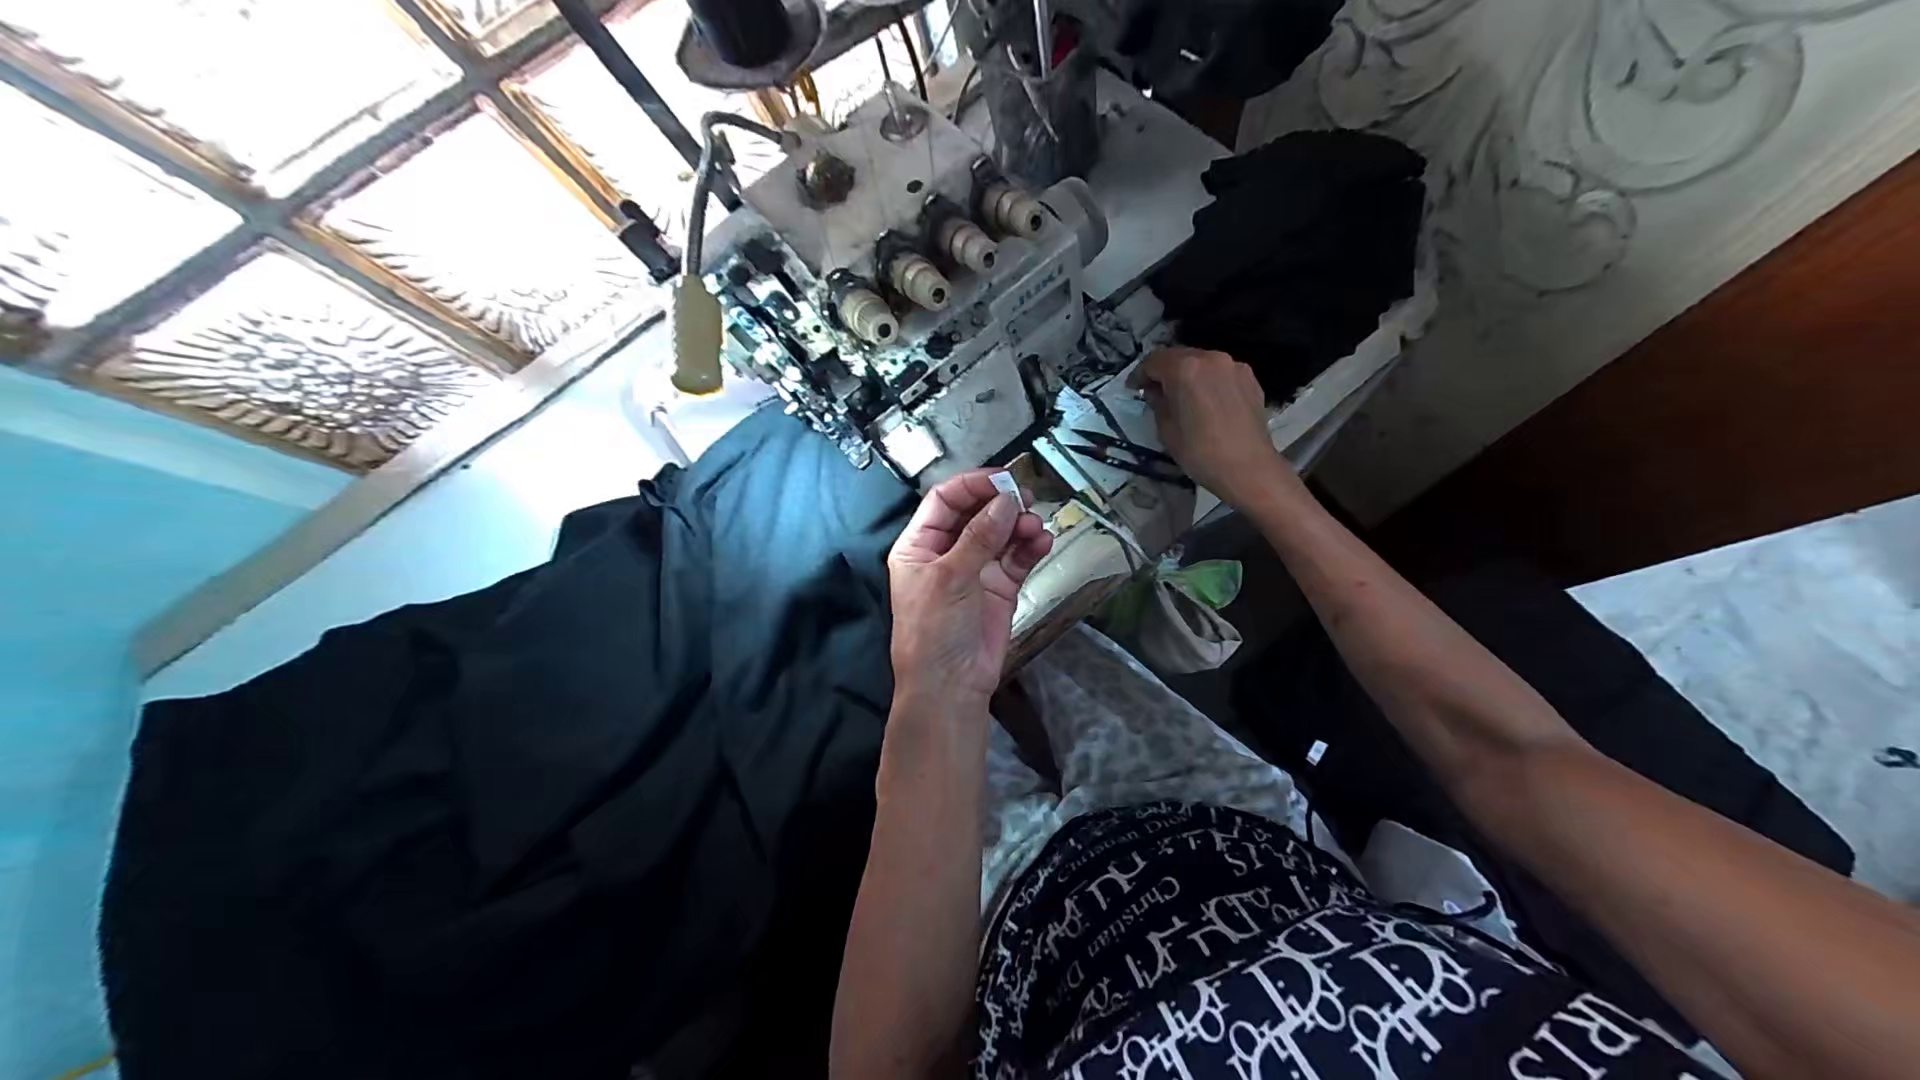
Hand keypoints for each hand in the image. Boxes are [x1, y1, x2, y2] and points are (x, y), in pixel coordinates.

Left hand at [888, 471, 1053, 706]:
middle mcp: (946, 552)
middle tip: (1025, 498)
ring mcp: (974, 569)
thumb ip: (979, 537)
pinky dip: (1030, 548)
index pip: (944, 501)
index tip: (1002, 479)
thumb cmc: (934, 631)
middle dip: (1000, 504)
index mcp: (919, 545)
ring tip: (1034, 526)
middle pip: (976, 513)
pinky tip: (1042, 542)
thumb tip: (1005, 501)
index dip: (972, 486)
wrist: (950, 685)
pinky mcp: (999, 587)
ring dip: (1019, 525)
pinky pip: (1017, 558)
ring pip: (1000, 534)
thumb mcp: (950, 578)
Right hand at [1129, 346, 1302, 510]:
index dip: (1139, 374)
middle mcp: (1211, 358)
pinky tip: (1205, 401)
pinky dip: (1207, 381)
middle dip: (1163, 371)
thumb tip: (1156, 392)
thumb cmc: (1200, 452)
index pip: (1153, 361)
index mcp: (1185, 369)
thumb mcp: (1166, 429)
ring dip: (1187, 374)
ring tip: (1181, 395)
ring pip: (1202, 362)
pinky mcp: (1250, 379)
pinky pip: (1220, 373)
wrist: (1248, 467)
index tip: (1132, 388)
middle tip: (1154, 390)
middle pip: (1179, 356)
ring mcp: (1234, 366)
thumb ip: (1157, 402)